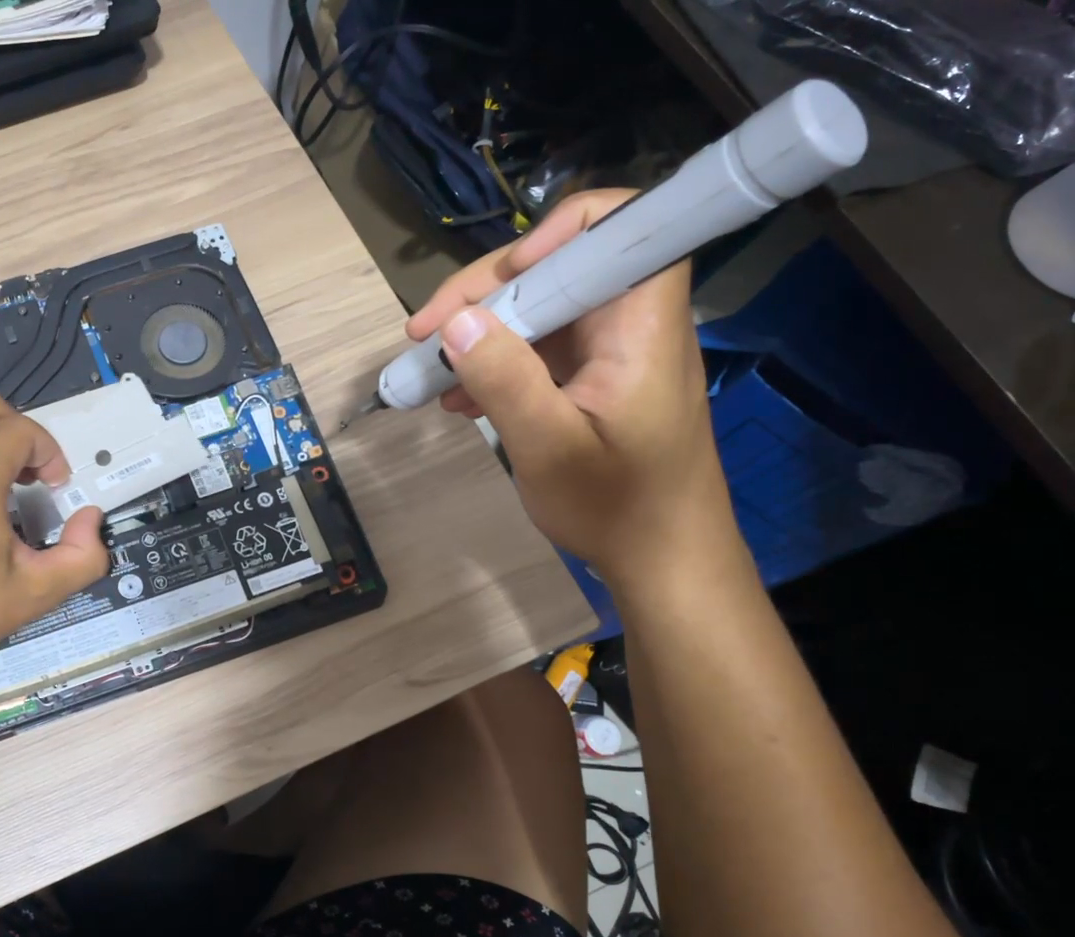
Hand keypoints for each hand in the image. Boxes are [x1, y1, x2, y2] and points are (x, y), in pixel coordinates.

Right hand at [406, 189, 738, 589]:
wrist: (663, 560)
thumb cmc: (616, 506)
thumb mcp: (548, 448)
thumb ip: (504, 379)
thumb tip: (456, 320)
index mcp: (638, 326)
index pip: (625, 226)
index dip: (562, 229)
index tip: (506, 275)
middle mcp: (628, 325)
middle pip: (560, 267)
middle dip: (486, 290)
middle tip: (423, 331)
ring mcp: (609, 353)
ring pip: (541, 309)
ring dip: (480, 330)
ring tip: (428, 368)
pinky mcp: (593, 380)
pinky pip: (539, 350)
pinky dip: (495, 363)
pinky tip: (457, 398)